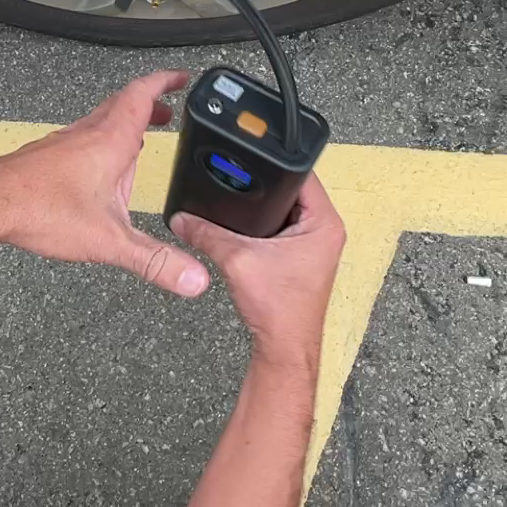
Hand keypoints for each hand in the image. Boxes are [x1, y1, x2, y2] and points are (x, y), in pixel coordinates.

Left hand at [0, 70, 211, 297]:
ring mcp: (66, 143)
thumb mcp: (110, 241)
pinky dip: (102, 142)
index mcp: (110, 141)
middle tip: (168, 111)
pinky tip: (99, 170)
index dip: (166, 80)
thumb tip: (193, 278)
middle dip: (151, 103)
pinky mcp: (49, 156)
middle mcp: (88, 134)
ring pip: (101, 120)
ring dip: (125, 122)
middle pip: (124, 104)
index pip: (143, 94)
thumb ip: (154, 260)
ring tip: (139, 139)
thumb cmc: (40, 208)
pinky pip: (83, 138)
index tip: (183, 76)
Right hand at [170, 175, 344, 368]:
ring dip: (263, 207)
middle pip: (292, 190)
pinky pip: (280, 227)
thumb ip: (205, 233)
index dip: (276, 164)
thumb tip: (182, 218)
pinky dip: (262, 225)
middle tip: (240, 177)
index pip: (302, 174)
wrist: (282, 348)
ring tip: (240, 201)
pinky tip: (244, 228)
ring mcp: (313, 244)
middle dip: (265, 186)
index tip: (252, 157)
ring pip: (284, 209)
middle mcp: (325, 230)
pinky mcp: (300, 256)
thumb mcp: (236, 259)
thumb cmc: (279, 310)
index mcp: (324, 223)